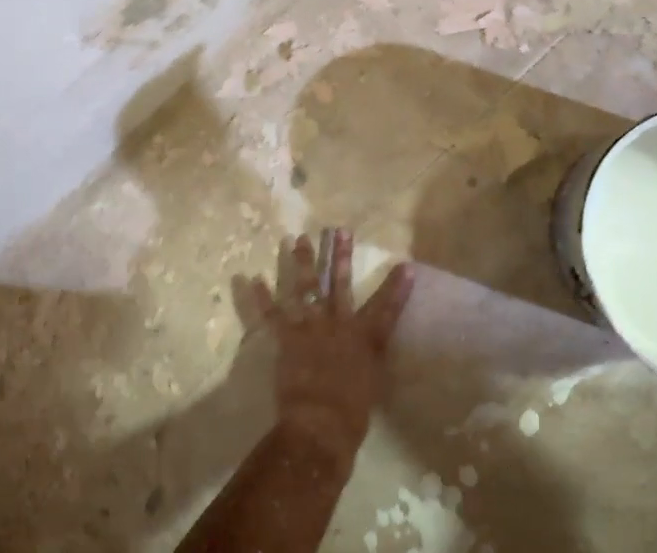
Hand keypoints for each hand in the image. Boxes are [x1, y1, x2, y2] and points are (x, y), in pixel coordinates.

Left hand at [244, 229, 414, 452]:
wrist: (322, 424)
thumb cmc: (353, 413)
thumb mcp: (372, 384)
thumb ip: (370, 359)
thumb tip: (370, 348)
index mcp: (364, 338)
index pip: (386, 308)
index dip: (396, 288)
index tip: (405, 266)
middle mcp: (338, 325)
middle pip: (339, 284)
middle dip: (339, 256)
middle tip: (339, 231)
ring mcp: (311, 328)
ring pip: (304, 288)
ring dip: (300, 263)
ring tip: (297, 239)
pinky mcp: (287, 338)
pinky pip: (270, 314)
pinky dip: (259, 297)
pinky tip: (252, 279)